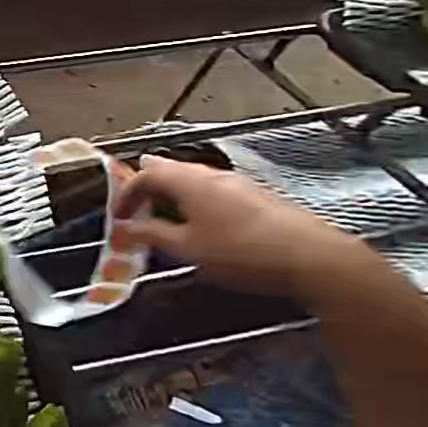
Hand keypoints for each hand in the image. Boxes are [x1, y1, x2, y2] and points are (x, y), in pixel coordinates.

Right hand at [113, 155, 371, 299]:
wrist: (309, 257)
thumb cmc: (241, 252)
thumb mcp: (188, 250)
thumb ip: (154, 236)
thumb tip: (130, 228)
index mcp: (189, 182)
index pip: (146, 174)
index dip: (126, 192)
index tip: (118, 215)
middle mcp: (212, 175)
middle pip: (171, 169)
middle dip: (148, 183)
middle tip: (134, 199)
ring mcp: (236, 183)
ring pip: (193, 178)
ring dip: (172, 192)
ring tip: (162, 210)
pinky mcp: (255, 196)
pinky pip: (212, 189)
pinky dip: (194, 199)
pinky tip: (200, 219)